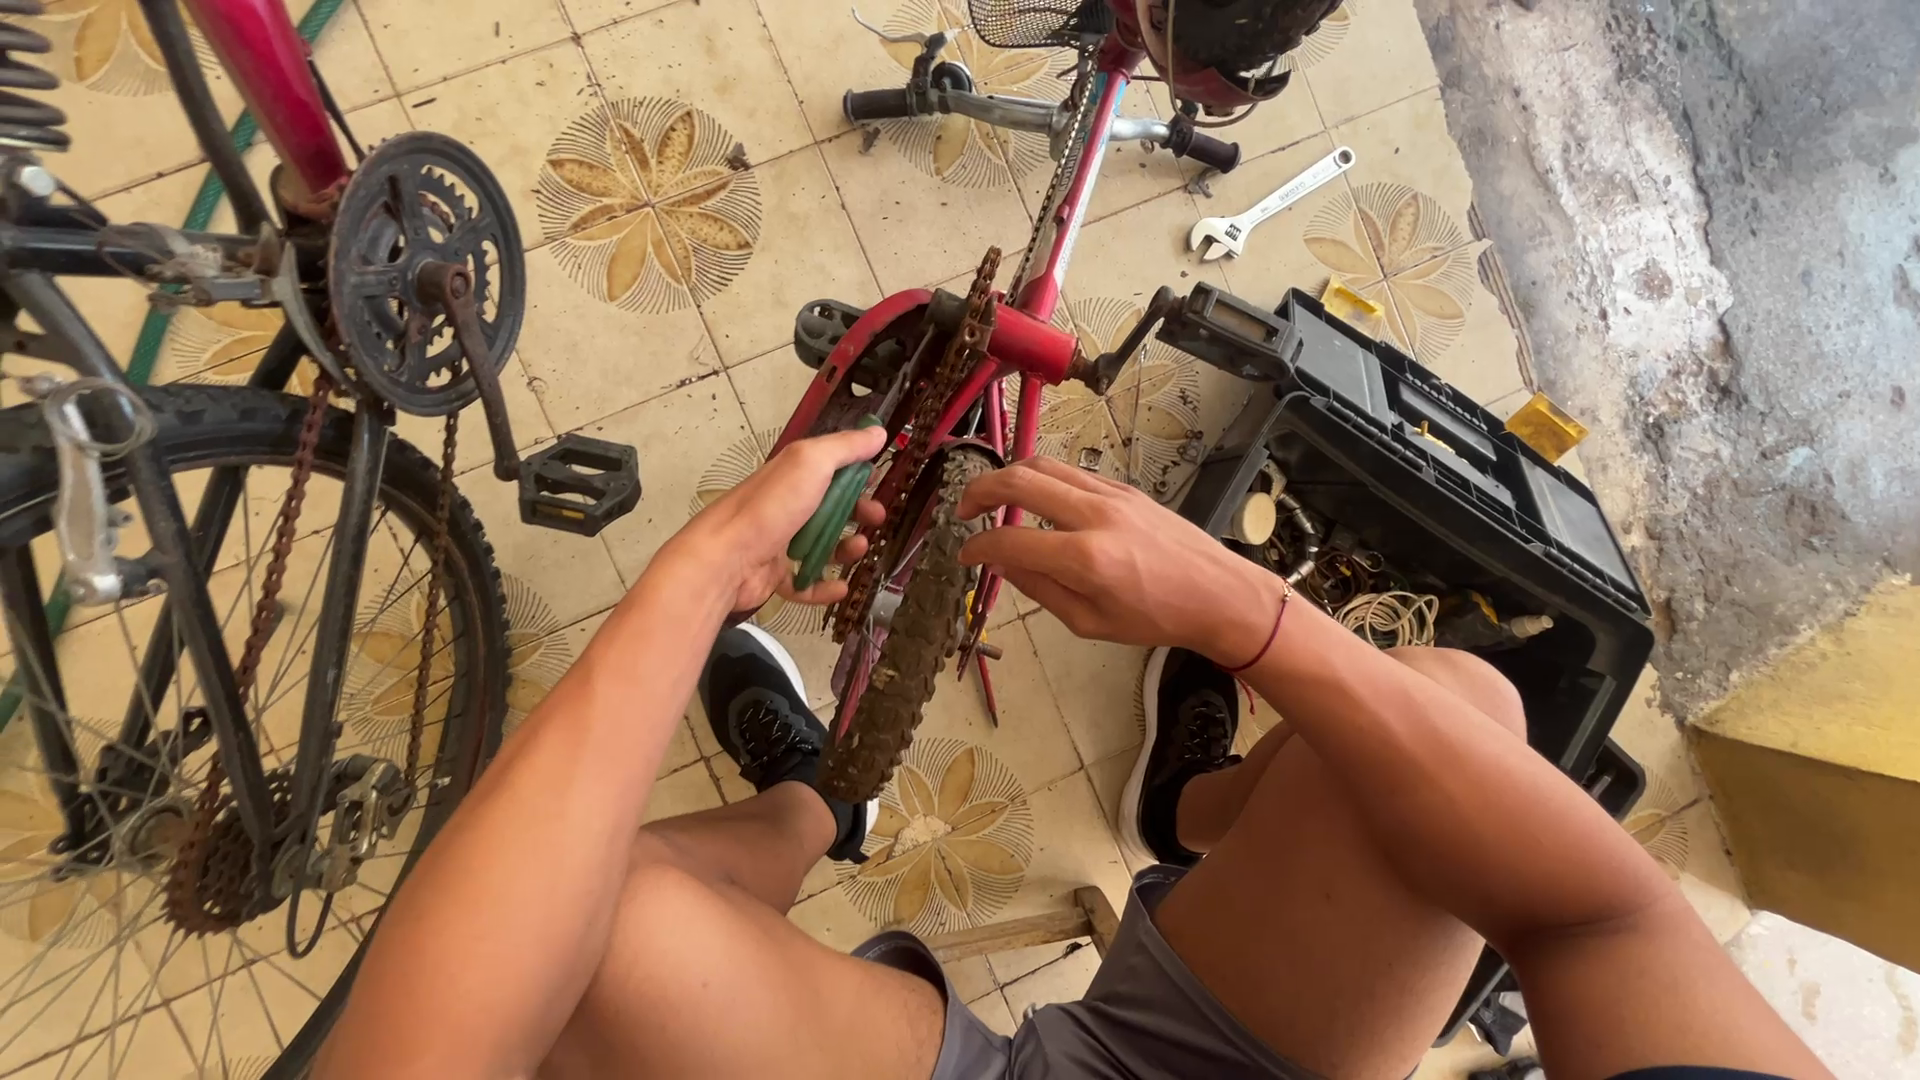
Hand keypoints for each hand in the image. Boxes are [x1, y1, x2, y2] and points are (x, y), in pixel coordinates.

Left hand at [671, 426, 888, 612]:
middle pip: (830, 508)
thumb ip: (845, 447)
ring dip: (845, 549)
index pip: (831, 469)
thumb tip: (877, 433)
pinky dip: (824, 587)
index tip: (877, 482)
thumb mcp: (812, 462)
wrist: (726, 558)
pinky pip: (805, 582)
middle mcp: (786, 505)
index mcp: (794, 475)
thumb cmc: (770, 507)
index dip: (856, 475)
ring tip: (857, 550)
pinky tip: (840, 588)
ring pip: (821, 546)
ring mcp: (780, 541)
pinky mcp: (774, 575)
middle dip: (858, 513)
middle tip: (877, 518)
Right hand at [956, 456, 1283, 663]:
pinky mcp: (1124, 488)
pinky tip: (1035, 498)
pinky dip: (1041, 478)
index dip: (977, 546)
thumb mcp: (1089, 623)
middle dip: (979, 490)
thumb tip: (1002, 565)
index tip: (963, 553)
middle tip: (962, 510)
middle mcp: (1094, 515)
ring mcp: (1111, 494)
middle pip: (1020, 480)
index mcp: (1084, 559)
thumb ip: (1040, 590)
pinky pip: (1070, 472)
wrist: (1218, 592)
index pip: (1010, 540)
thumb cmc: (1155, 619)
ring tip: (992, 497)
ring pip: (1043, 465)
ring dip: (1008, 476)